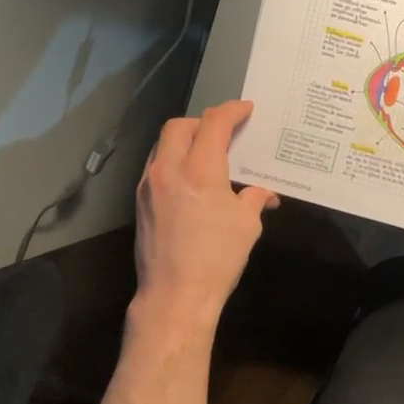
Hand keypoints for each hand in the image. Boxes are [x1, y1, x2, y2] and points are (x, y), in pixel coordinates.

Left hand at [134, 100, 277, 315]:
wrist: (175, 295)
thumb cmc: (218, 258)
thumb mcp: (247, 225)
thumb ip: (254, 198)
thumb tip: (263, 192)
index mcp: (199, 170)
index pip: (214, 124)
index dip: (232, 111)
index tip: (246, 109)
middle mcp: (168, 170)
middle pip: (179, 126)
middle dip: (203, 121)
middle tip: (224, 130)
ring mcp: (149, 186)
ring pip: (163, 145)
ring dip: (185, 140)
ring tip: (207, 152)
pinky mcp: (140, 203)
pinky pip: (157, 167)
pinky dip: (174, 161)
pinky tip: (191, 179)